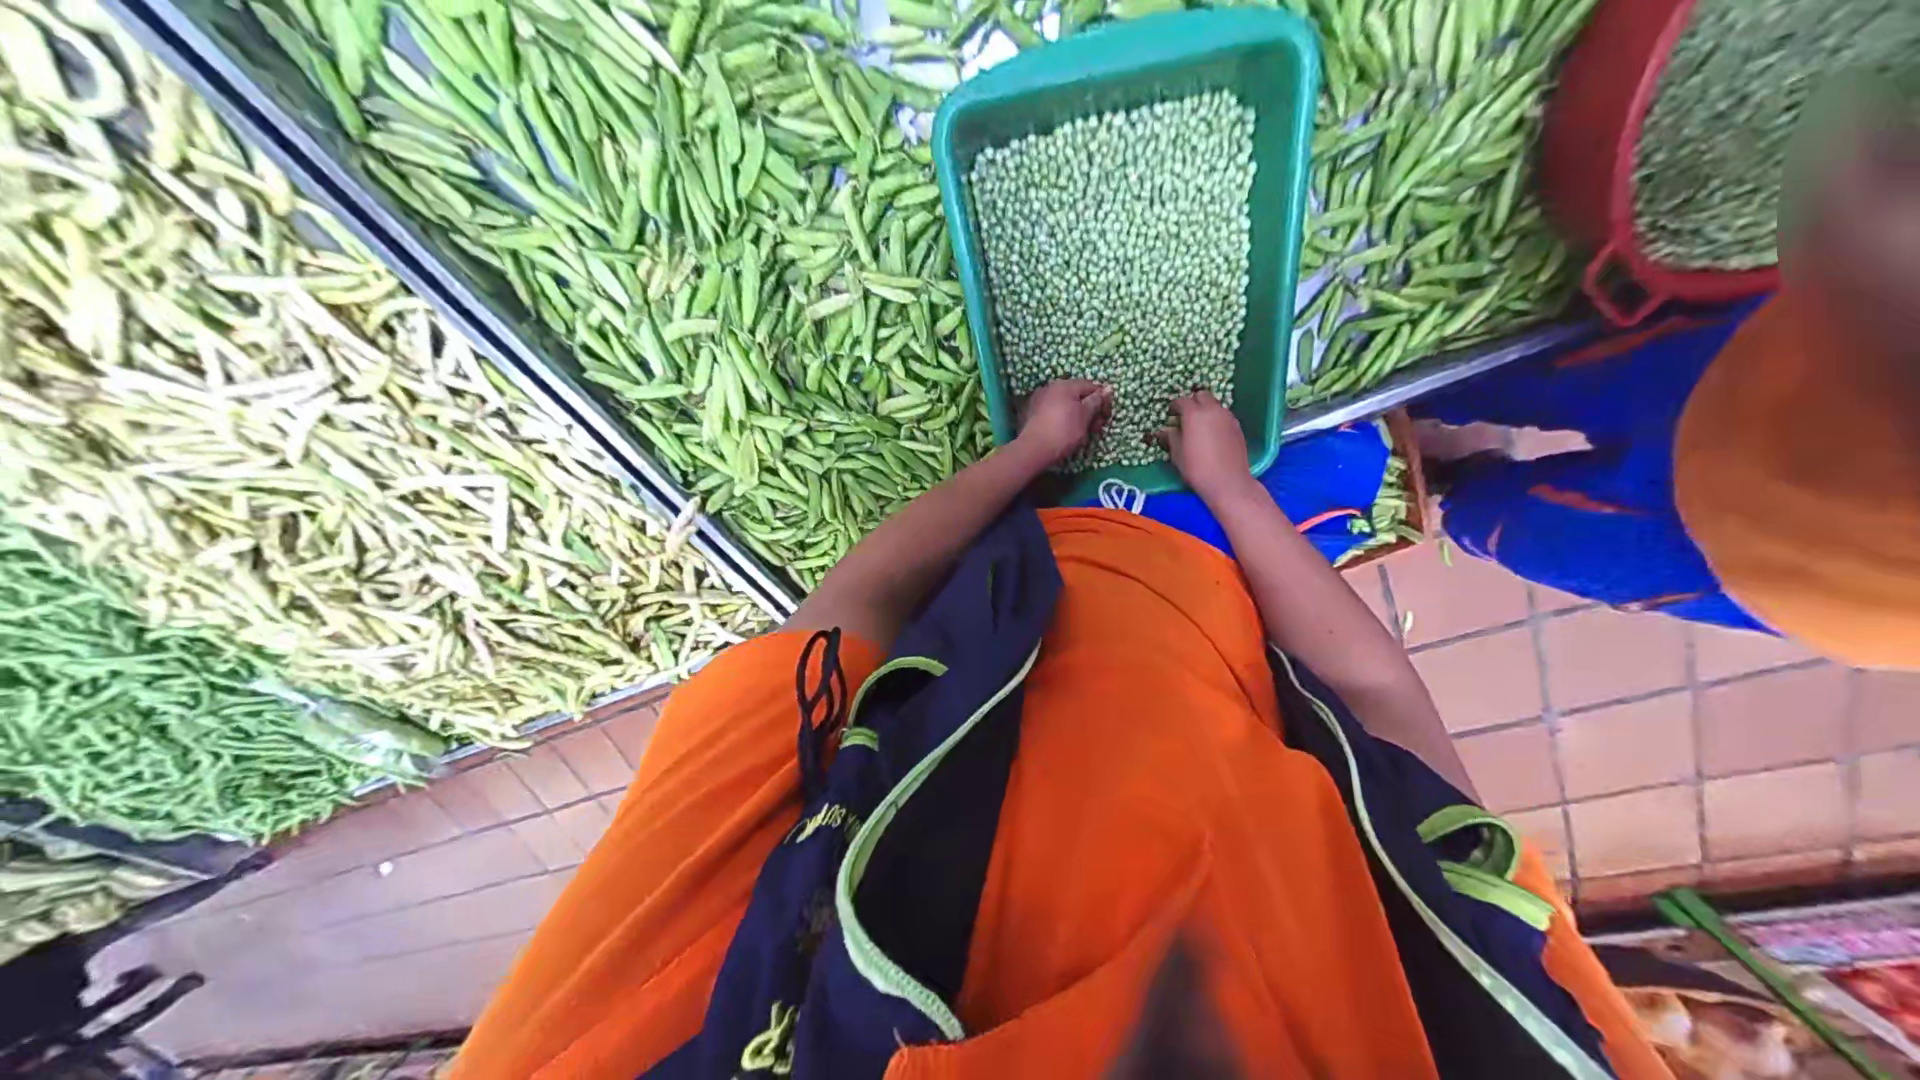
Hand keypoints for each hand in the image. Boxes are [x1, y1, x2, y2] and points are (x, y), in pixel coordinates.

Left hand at [1015, 379, 1111, 467]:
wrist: (1033, 450)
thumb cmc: (1063, 431)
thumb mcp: (1085, 416)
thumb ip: (1096, 401)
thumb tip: (1107, 389)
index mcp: (1065, 385)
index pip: (1091, 386)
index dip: (1102, 400)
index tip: (1105, 417)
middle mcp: (1051, 387)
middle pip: (1077, 395)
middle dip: (1089, 410)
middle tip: (1095, 427)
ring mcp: (1040, 400)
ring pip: (1065, 405)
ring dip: (1077, 416)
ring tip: (1081, 433)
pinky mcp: (1032, 414)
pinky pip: (1054, 413)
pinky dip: (1063, 420)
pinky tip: (1066, 433)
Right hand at [1159, 390, 1254, 502]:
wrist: (1228, 481)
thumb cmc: (1197, 468)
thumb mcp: (1177, 454)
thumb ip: (1171, 437)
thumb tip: (1166, 430)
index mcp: (1194, 414)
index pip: (1182, 401)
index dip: (1174, 406)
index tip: (1170, 415)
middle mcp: (1213, 410)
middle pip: (1202, 395)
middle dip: (1192, 402)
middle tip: (1186, 416)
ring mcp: (1228, 417)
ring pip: (1215, 404)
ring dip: (1205, 410)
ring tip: (1199, 425)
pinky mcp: (1237, 426)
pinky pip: (1224, 415)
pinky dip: (1216, 418)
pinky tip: (1212, 433)